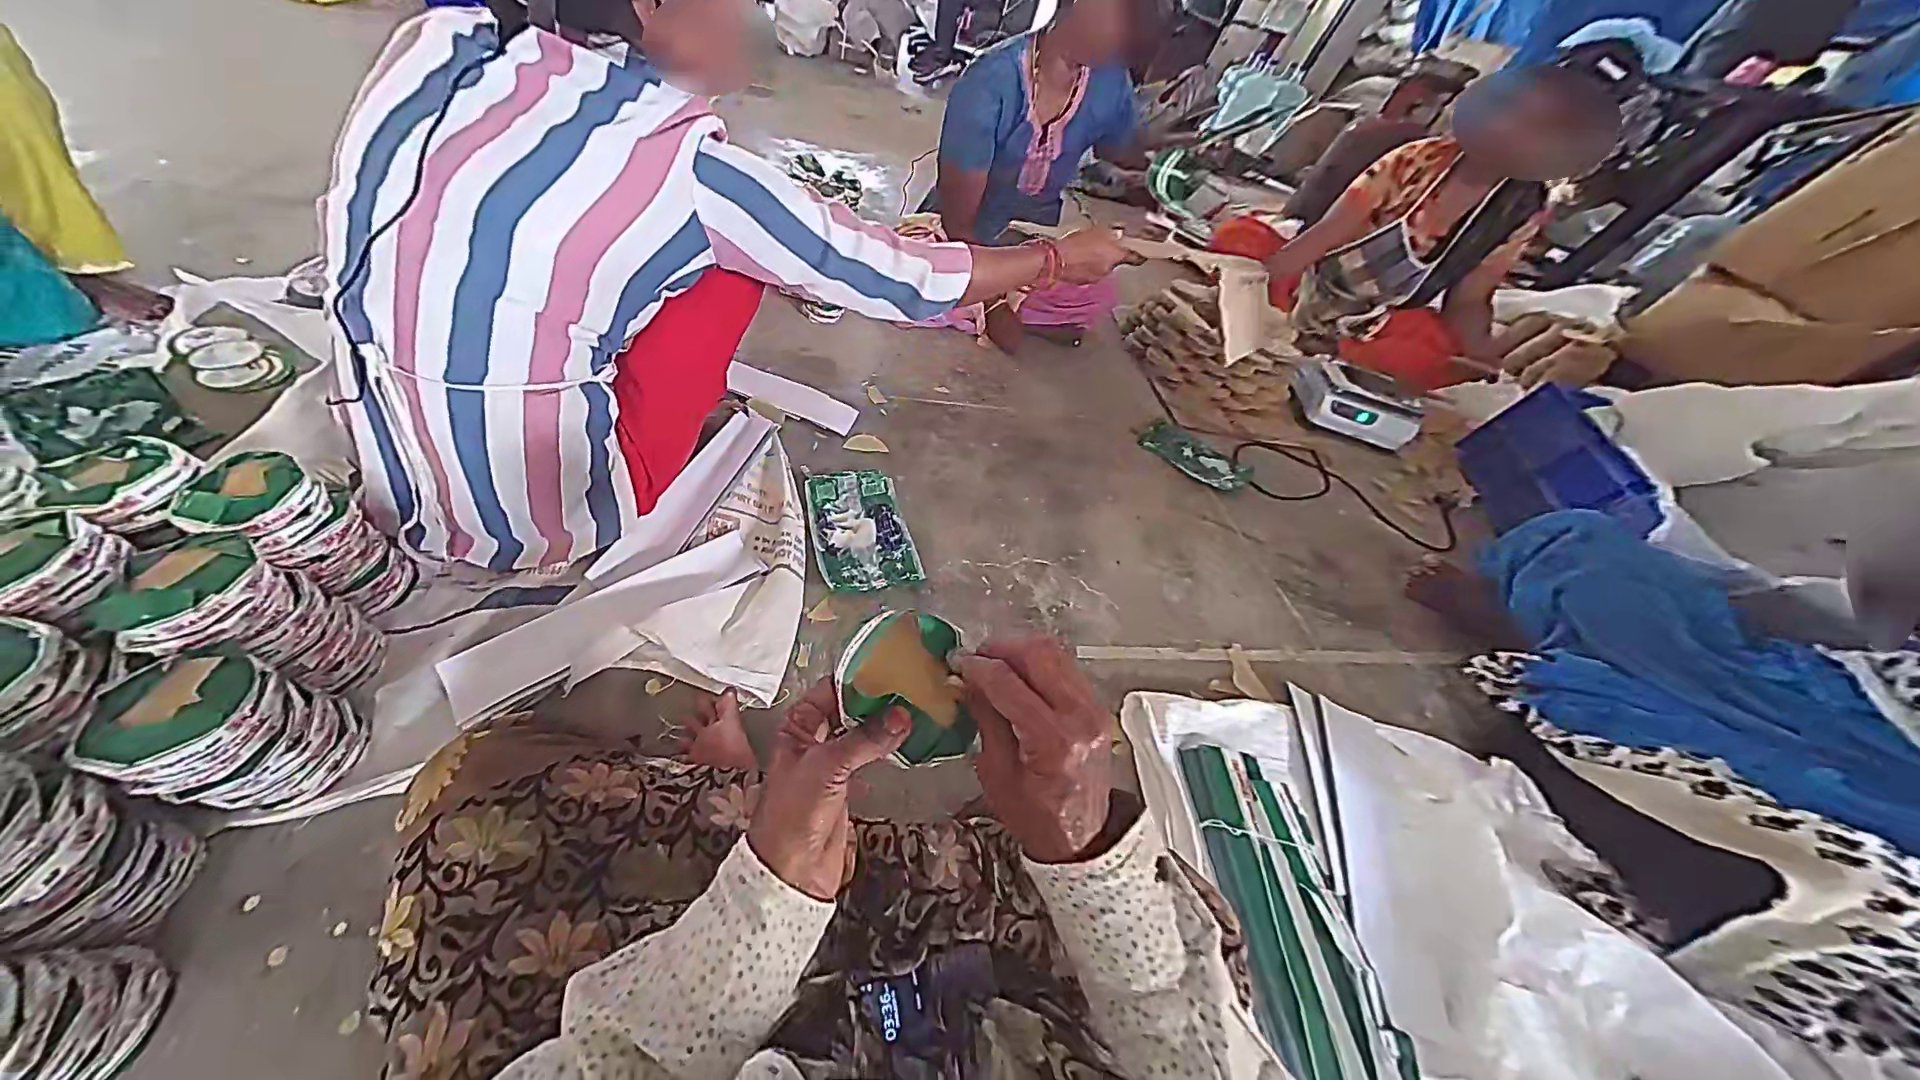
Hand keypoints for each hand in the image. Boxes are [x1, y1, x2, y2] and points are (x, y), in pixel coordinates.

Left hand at [747, 679, 909, 899]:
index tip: (891, 666)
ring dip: (884, 721)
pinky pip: (871, 754)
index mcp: (798, 725)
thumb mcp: (827, 767)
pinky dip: (888, 744)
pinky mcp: (849, 782)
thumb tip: (903, 715)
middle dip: (876, 699)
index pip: (830, 689)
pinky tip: (910, 735)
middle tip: (911, 684)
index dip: (857, 677)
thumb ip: (865, 739)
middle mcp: (815, 737)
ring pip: (862, 730)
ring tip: (916, 705)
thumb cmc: (796, 811)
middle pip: (849, 708)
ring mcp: (833, 760)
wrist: (793, 872)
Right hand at [956, 637, 1114, 862]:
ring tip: (995, 666)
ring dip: (1021, 652)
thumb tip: (966, 680)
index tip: (957, 662)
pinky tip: (1020, 677)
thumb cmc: (1034, 815)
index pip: (1008, 683)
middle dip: (1001, 650)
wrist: (1083, 836)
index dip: (977, 667)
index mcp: (1052, 741)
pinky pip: (1066, 667)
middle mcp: (1079, 717)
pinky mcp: (1098, 706)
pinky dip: (1040, 664)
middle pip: (1038, 655)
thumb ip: (986, 719)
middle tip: (977, 660)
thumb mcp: (996, 773)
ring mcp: (1094, 709)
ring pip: (1056, 654)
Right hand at [1053, 227, 1142, 284]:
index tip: (1140, 251)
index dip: (1139, 254)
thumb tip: (1120, 234)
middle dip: (1112, 254)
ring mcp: (1095, 278)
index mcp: (1116, 256)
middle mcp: (1109, 270)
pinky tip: (1078, 259)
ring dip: (1097, 261)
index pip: (1136, 258)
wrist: (1055, 260)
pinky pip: (1089, 272)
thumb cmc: (1077, 243)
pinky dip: (1086, 267)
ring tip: (1087, 251)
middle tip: (1105, 244)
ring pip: (1102, 268)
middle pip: (1116, 262)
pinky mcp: (1082, 281)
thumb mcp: (1099, 230)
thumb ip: (1113, 234)